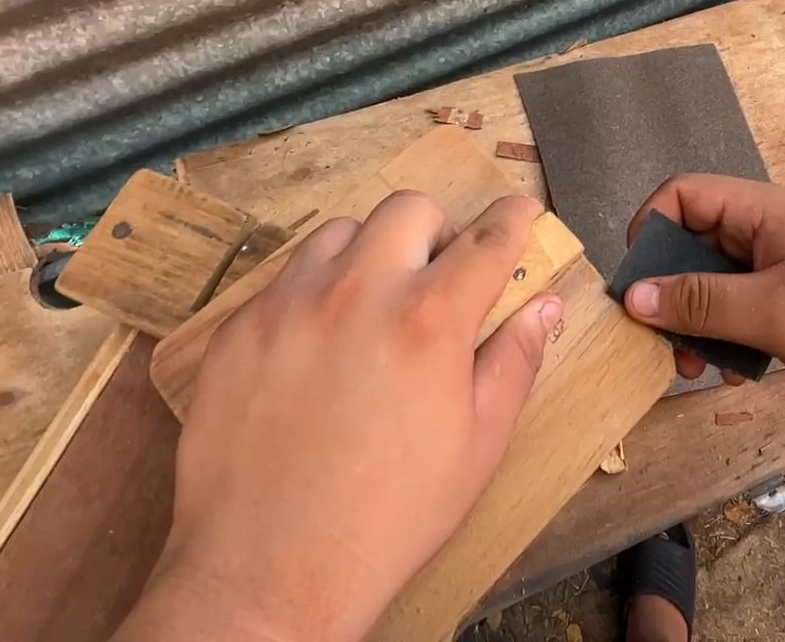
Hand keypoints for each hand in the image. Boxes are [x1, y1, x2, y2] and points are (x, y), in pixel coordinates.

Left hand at [137, 192, 563, 641]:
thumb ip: (516, 360)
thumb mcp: (478, 445)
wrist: (265, 576)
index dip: (512, 217)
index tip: (519, 210)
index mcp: (429, 321)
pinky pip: (287, 277)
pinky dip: (317, 291)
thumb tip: (544, 305)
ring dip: (372, 254)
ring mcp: (290, 304)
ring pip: (342, 231)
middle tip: (436, 278)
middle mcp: (358, 292)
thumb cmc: (390, 515)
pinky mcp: (240, 327)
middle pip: (410, 208)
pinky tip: (318, 346)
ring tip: (372, 306)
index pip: (486, 240)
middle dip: (437, 231)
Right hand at [622, 175, 784, 410]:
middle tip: (666, 344)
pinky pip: (746, 308)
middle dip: (673, 293)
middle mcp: (767, 230)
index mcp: (760, 211)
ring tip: (703, 368)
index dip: (650, 229)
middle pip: (695, 244)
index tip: (636, 284)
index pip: (682, 195)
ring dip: (702, 323)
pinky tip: (743, 372)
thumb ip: (699, 303)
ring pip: (718, 283)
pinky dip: (734, 336)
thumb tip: (632, 296)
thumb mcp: (772, 311)